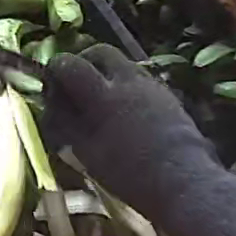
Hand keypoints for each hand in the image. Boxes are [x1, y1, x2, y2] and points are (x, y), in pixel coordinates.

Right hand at [43, 44, 235, 235]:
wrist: (185, 183)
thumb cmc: (129, 173)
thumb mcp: (86, 152)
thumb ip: (66, 122)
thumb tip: (53, 104)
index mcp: (103, 94)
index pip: (69, 63)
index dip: (55, 69)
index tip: (51, 87)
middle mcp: (128, 80)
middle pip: (100, 52)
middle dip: (84, 62)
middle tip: (76, 85)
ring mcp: (152, 86)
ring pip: (123, 65)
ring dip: (107, 75)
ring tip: (101, 104)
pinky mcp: (169, 97)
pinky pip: (141, 82)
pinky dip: (127, 89)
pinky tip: (125, 116)